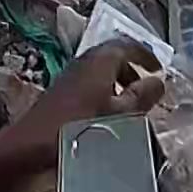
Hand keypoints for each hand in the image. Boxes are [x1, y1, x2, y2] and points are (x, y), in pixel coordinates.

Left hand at [1, 39, 165, 165]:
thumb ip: (141, 97)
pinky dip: (106, 93)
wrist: (33, 145)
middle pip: (114, 57)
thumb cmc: (80, 128)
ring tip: (133, 106)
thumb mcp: (119, 115)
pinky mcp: (64, 91)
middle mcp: (85, 61)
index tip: (159, 67)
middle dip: (132, 69)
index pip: (126, 45)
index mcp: (100, 60)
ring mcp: (72, 75)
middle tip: (148, 89)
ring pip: (102, 72)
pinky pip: (92, 84)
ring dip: (119, 83)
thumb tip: (159, 80)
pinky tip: (110, 116)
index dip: (144, 54)